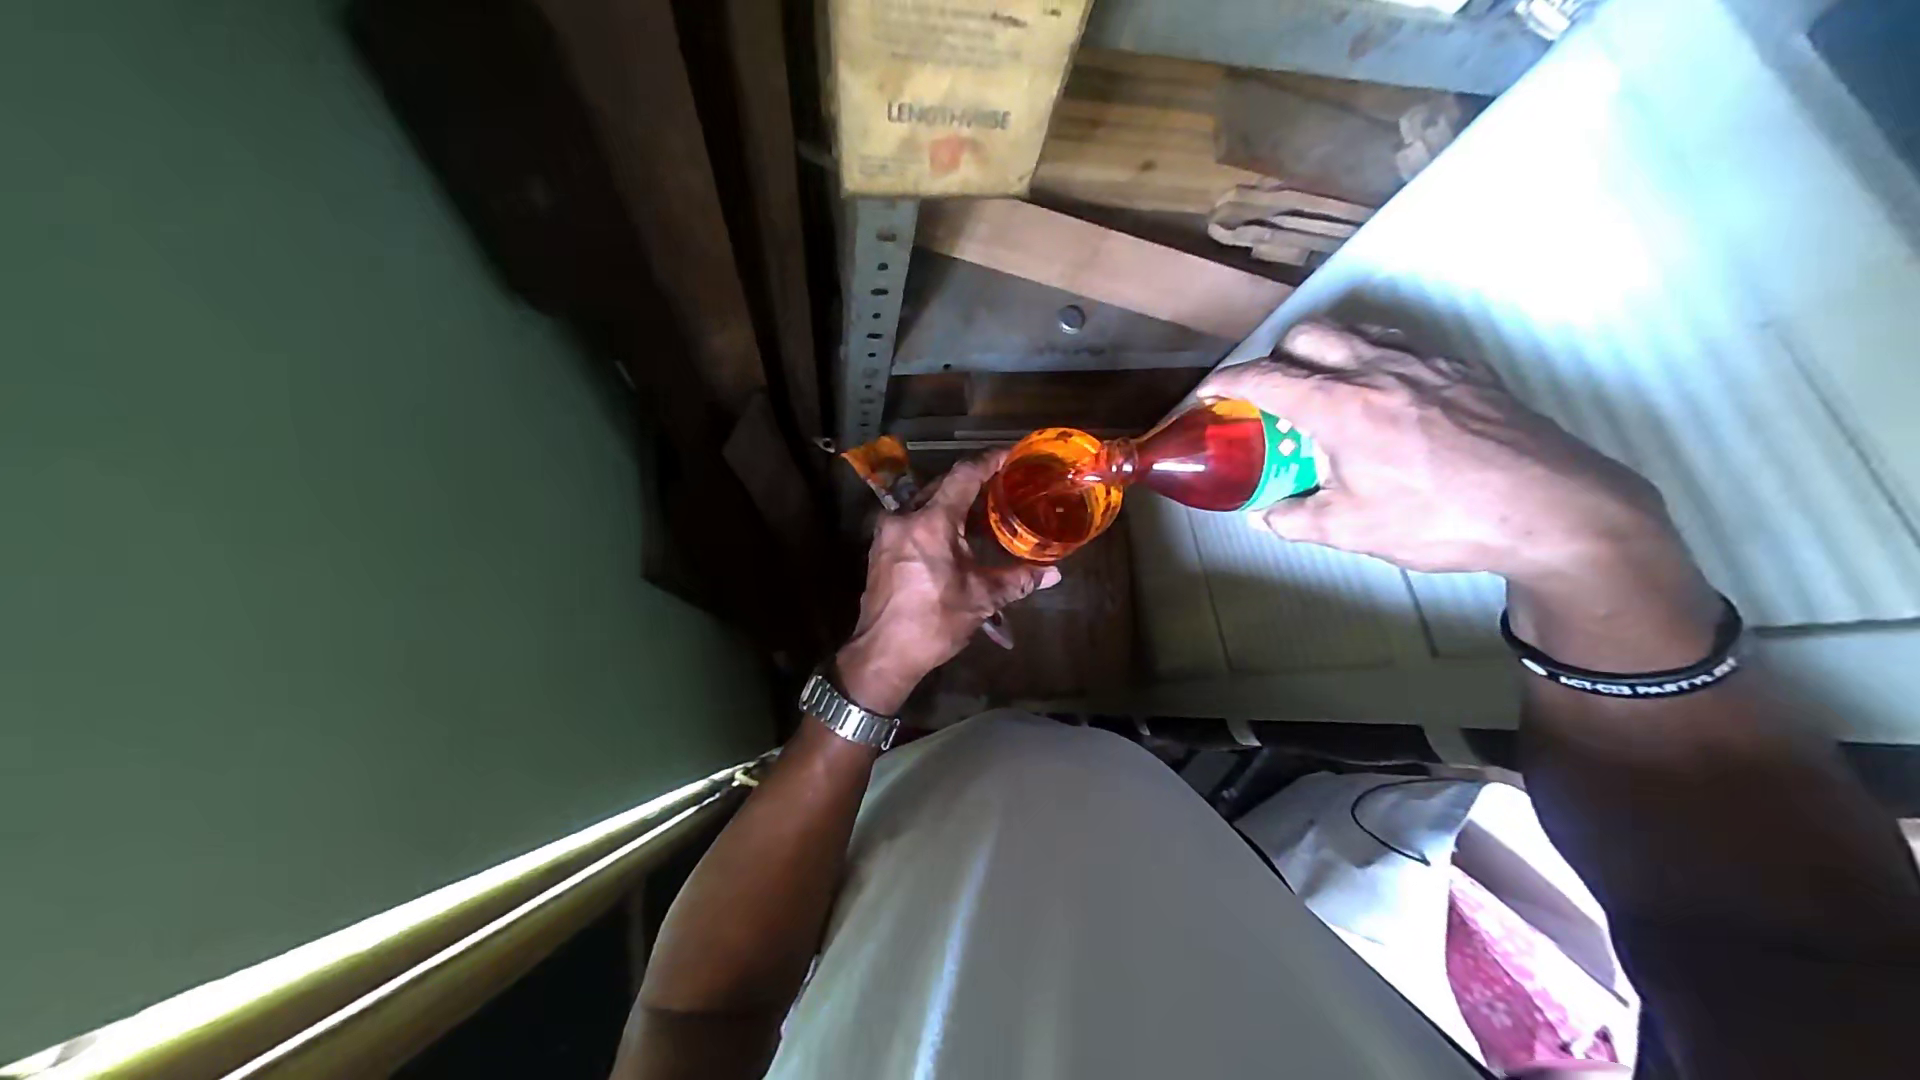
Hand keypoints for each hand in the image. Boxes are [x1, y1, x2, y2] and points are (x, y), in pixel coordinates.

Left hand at [834, 452, 1059, 714]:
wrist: (883, 653)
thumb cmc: (933, 621)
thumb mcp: (981, 599)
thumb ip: (1018, 580)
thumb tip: (1054, 573)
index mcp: (931, 522)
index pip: (964, 475)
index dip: (989, 461)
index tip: (1011, 455)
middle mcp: (905, 517)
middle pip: (942, 486)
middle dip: (972, 483)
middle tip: (1002, 486)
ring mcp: (887, 533)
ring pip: (925, 503)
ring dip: (953, 504)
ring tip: (982, 512)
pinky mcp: (880, 549)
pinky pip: (912, 521)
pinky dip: (935, 521)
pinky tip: (954, 538)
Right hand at [1197, 321, 1717, 667]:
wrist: (1555, 511)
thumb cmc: (1439, 520)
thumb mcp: (1351, 531)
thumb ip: (1296, 519)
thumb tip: (1266, 517)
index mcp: (1341, 406)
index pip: (1266, 378)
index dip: (1227, 381)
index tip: (1208, 391)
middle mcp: (1378, 370)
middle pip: (1309, 334)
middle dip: (1276, 356)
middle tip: (1273, 392)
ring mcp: (1427, 364)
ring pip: (1357, 331)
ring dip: (1326, 350)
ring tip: (1324, 387)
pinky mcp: (1466, 372)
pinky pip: (1403, 345)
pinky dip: (1373, 357)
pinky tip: (1384, 395)